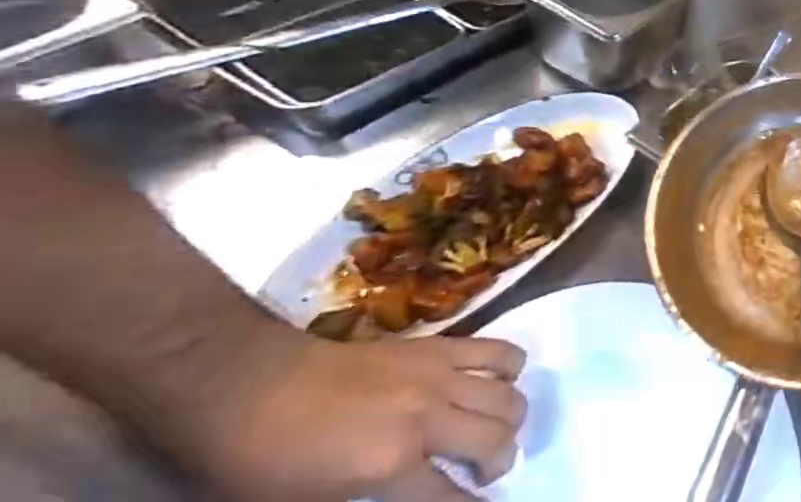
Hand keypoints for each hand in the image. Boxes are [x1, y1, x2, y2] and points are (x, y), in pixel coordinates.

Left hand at [197, 335, 526, 501]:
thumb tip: (415, 496)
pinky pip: (498, 351)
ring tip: (493, 429)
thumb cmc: (268, 462)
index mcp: (391, 464)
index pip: (449, 498)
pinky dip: (511, 368)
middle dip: (499, 462)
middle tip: (485, 471)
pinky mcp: (442, 347)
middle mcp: (428, 417)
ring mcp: (440, 376)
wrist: (256, 390)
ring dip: (509, 419)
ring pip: (506, 396)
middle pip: (495, 438)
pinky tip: (501, 380)